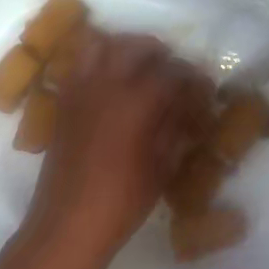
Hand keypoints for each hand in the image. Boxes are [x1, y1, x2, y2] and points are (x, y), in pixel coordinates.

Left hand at [24, 33, 207, 262]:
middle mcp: (107, 85)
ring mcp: (81, 89)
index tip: (203, 86)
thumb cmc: (122, 202)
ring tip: (141, 67)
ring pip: (104, 45)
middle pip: (136, 47)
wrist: (68, 223)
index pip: (172, 72)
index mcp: (137, 102)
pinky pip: (80, 63)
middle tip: (174, 71)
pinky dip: (99, 59)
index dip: (192, 76)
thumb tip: (190, 106)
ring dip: (126, 48)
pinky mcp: (64, 100)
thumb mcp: (161, 167)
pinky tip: (112, 80)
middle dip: (160, 53)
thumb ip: (176, 128)